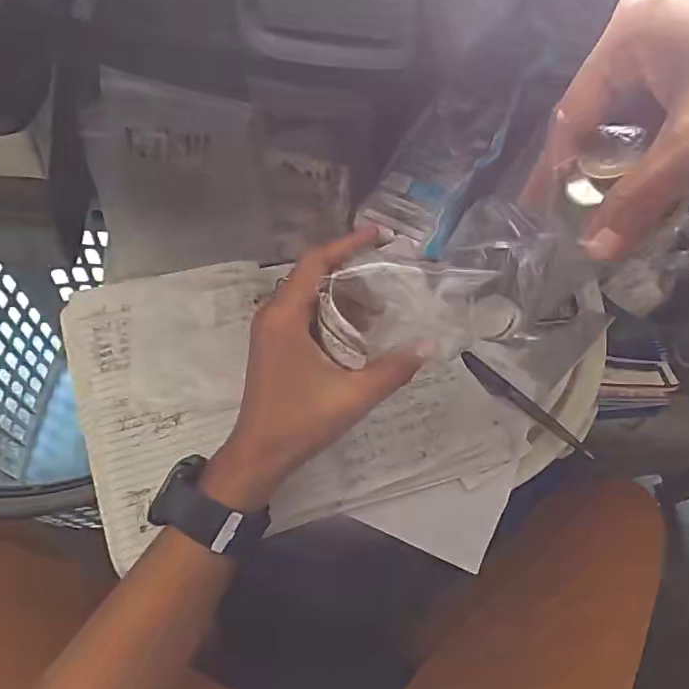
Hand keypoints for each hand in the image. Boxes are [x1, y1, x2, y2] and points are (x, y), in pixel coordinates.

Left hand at [200, 228, 423, 510]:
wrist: (259, 454)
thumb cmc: (300, 422)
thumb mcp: (353, 396)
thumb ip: (393, 370)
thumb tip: (429, 345)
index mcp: (285, 317)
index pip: (315, 262)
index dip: (347, 244)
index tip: (378, 235)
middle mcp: (272, 315)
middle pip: (312, 275)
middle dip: (350, 270)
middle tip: (388, 276)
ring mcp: (270, 331)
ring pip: (308, 295)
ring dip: (341, 294)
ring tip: (379, 303)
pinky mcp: (274, 346)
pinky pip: (303, 314)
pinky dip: (330, 312)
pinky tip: (358, 329)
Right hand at [528, 0, 688, 259]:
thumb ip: (641, 197)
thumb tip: (592, 251)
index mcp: (630, 29)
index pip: (572, 114)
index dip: (554, 171)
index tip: (540, 215)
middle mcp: (656, 15)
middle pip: (616, 111)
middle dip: (621, 168)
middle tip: (622, 216)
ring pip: (661, 105)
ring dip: (669, 154)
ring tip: (688, 191)